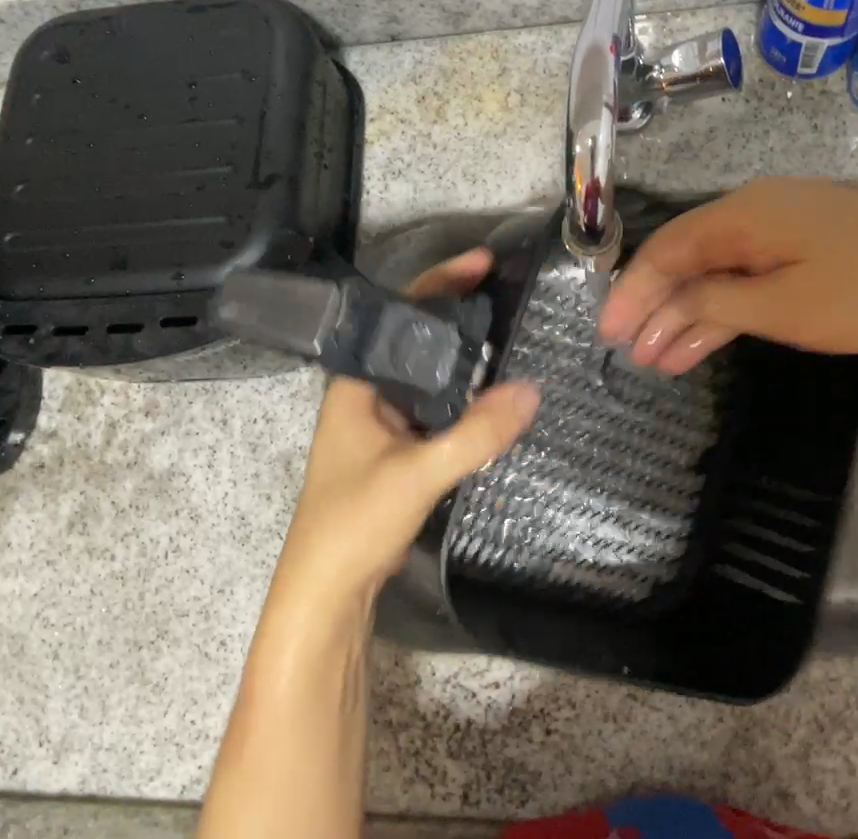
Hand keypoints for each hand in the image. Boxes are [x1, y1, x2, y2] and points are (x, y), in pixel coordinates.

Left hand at [277, 249, 539, 600]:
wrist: (326, 592)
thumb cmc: (354, 523)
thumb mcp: (417, 475)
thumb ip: (475, 434)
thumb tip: (531, 390)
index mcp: (355, 383)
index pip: (398, 316)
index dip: (441, 284)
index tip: (486, 264)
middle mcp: (366, 394)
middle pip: (416, 342)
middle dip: (460, 320)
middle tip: (512, 299)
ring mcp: (382, 424)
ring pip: (429, 379)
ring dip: (465, 363)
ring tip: (514, 338)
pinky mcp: (397, 453)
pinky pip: (436, 411)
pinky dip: (465, 401)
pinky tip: (496, 398)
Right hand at [598, 176, 857, 373]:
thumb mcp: (784, 307)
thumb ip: (716, 302)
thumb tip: (672, 300)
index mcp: (745, 213)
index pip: (668, 249)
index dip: (633, 292)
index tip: (608, 333)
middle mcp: (758, 210)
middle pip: (690, 259)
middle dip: (656, 308)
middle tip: (628, 353)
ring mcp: (787, 228)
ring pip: (720, 272)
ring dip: (688, 315)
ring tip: (659, 361)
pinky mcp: (811, 247)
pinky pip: (752, 276)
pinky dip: (727, 309)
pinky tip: (703, 343)